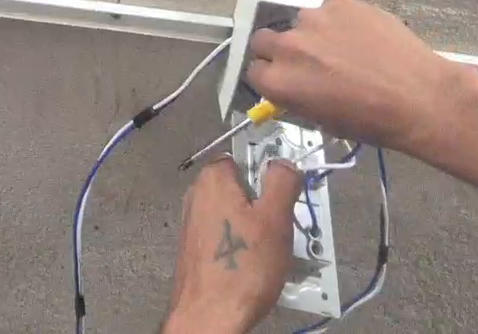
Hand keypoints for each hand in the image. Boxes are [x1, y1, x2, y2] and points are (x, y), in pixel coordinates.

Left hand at [162, 157, 302, 333]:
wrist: (209, 318)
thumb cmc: (243, 265)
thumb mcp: (275, 218)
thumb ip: (282, 181)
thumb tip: (284, 162)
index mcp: (214, 176)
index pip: (248, 160)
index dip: (269, 179)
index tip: (285, 203)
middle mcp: (197, 191)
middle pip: (242, 189)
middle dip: (265, 208)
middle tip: (281, 234)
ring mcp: (192, 220)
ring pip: (236, 215)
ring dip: (256, 231)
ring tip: (271, 257)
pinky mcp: (193, 246)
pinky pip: (225, 236)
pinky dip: (240, 247)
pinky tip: (253, 270)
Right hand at [246, 0, 468, 161]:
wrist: (421, 97)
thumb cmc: (373, 121)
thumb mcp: (323, 121)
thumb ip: (296, 97)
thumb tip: (293, 86)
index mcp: (280, 81)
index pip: (254, 71)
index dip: (270, 75)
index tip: (285, 79)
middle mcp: (287, 45)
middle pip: (264, 39)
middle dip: (279, 49)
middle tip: (307, 60)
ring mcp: (312, 18)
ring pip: (302, 22)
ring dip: (315, 33)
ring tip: (347, 48)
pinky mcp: (338, 1)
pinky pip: (330, 8)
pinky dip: (341, 20)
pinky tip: (364, 36)